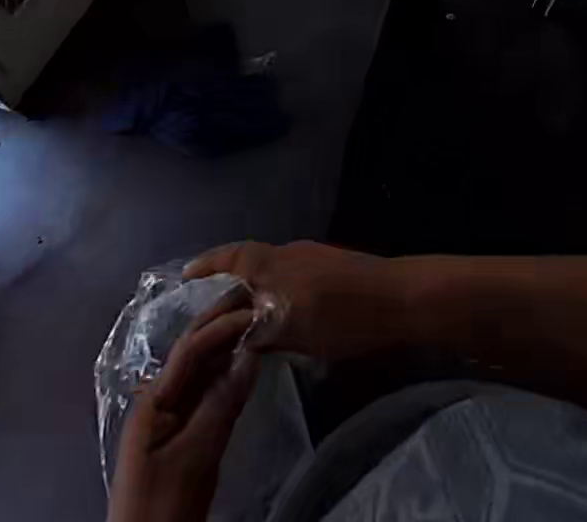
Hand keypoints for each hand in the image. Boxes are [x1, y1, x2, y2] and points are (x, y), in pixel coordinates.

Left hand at [109, 294, 258, 521]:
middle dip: (221, 324)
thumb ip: (222, 404)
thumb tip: (251, 355)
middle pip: (193, 352)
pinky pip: (210, 390)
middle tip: (255, 301)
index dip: (222, 327)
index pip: (190, 350)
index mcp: (153, 401)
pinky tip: (250, 360)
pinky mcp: (188, 431)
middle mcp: (162, 399)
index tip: (255, 312)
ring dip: (229, 344)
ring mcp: (174, 416)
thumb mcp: (195, 456)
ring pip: (204, 368)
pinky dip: (231, 371)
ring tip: (259, 321)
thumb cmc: (162, 507)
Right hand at [185, 241, 400, 362]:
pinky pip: (292, 274)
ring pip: (273, 271)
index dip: (208, 263)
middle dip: (230, 285)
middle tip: (212, 312)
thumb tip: (240, 333)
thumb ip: (263, 331)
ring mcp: (314, 256)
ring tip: (243, 320)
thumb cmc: (345, 316)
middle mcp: (291, 253)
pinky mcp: (332, 265)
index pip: (234, 257)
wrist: (399, 298)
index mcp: (277, 264)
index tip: (187, 274)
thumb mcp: (296, 331)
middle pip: (251, 264)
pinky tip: (281, 315)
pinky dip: (278, 291)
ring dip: (256, 290)